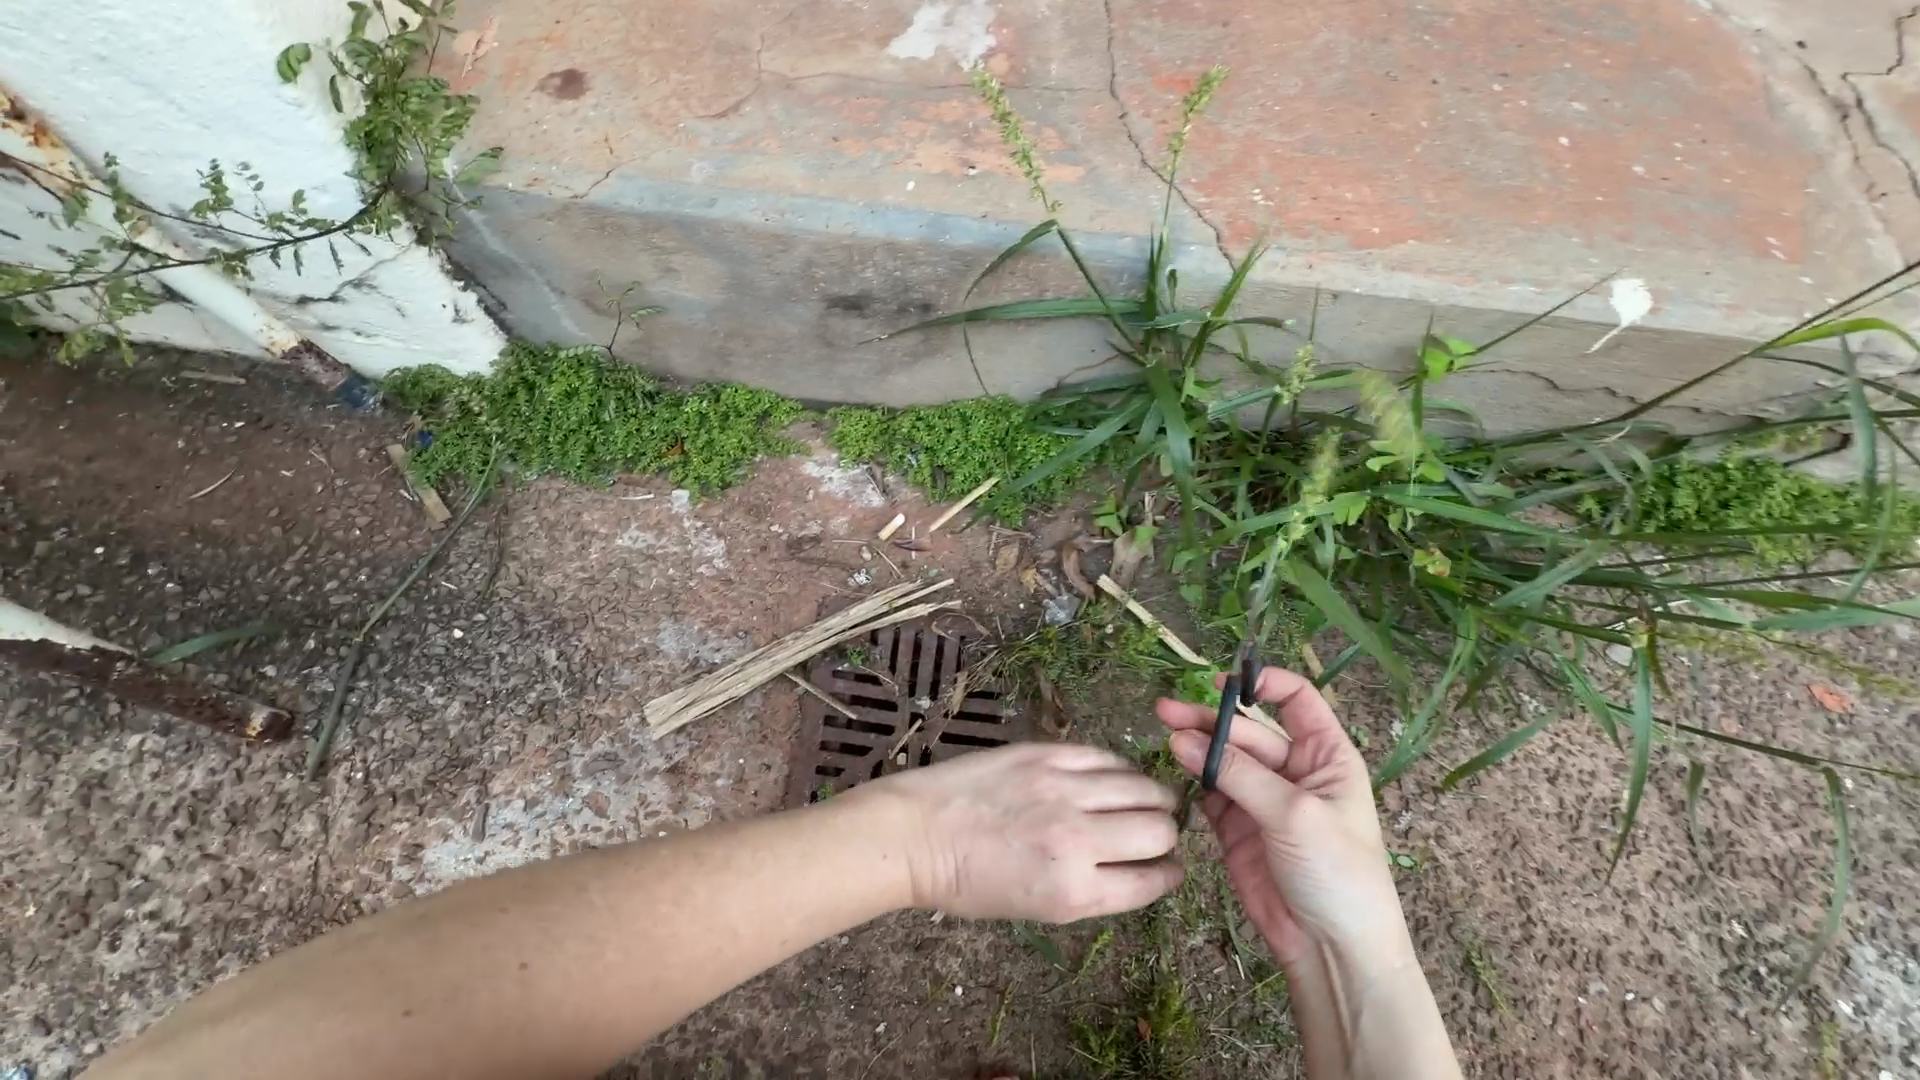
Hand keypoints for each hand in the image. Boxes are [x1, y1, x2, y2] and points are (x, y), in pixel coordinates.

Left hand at [865, 742, 1183, 921]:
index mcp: (1073, 891)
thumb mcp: (1037, 909)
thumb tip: (1138, 867)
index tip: (1170, 867)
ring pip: (1142, 787)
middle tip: (1158, 832)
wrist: (917, 834)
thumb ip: (1092, 889)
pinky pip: (1106, 757)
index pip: (1152, 880)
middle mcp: (1077, 839)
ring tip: (1148, 799)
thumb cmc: (968, 882)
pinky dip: (1121, 769)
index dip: (1169, 874)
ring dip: (1154, 797)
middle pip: (1159, 830)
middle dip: (1168, 835)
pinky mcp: (1046, 754)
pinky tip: (1116, 776)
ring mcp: (1062, 789)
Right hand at [1156, 669, 1406, 970]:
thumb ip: (1237, 774)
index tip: (1226, 680)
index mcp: (1325, 756)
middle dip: (1208, 720)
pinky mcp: (1234, 825)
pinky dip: (1190, 780)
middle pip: (1245, 730)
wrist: (1332, 949)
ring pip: (1221, 759)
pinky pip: (1208, 791)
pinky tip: (1173, 770)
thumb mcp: (1293, 815)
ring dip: (1193, 747)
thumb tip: (1182, 738)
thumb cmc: (1337, 872)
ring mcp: (1260, 797)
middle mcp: (1292, 769)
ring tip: (1165, 737)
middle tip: (1165, 711)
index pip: (1297, 701)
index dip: (1266, 683)